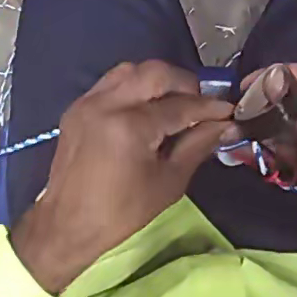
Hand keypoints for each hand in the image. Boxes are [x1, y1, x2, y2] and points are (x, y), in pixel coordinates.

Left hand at [11, 61, 232, 294]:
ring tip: (174, 103)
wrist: (68, 225)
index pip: (179, 106)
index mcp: (130, 126)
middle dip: (184, 83)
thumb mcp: (168, 182)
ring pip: (130, 71)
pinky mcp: (77, 108)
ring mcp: (87, 102)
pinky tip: (146, 107)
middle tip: (201, 104)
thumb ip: (197, 145)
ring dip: (157, 80)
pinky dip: (134, 87)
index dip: (209, 108)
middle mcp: (106, 104)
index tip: (228, 110)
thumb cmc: (122, 212)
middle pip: (155, 73)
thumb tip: (224, 124)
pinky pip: (111, 83)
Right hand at [258, 62, 296, 277]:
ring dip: (264, 129)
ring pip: (287, 125)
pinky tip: (247, 151)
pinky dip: (270, 151)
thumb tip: (271, 77)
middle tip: (237, 111)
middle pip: (296, 99)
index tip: (246, 85)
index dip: (279, 76)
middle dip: (267, 105)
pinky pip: (287, 149)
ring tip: (237, 131)